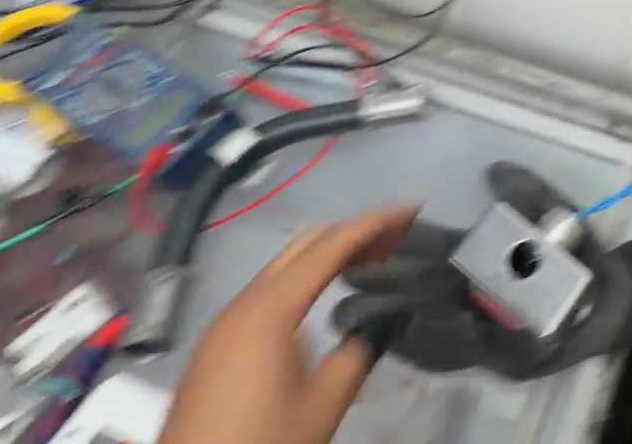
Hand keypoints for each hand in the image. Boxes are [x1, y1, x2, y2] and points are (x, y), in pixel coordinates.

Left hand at [159, 206, 419, 443]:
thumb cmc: (261, 443)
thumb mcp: (323, 403)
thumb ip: (361, 350)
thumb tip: (387, 315)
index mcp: (270, 308)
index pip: (332, 245)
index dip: (376, 222)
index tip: (413, 211)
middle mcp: (244, 302)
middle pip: (307, 243)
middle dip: (355, 231)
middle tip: (400, 235)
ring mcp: (225, 322)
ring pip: (285, 263)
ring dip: (331, 252)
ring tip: (375, 258)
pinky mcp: (218, 343)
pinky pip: (269, 287)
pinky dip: (306, 274)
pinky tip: (328, 293)